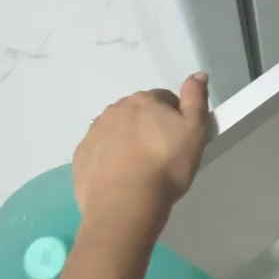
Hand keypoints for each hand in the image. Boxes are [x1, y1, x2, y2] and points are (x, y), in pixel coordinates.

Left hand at [72, 72, 211, 234]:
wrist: (126, 204)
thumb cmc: (166, 165)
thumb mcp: (195, 130)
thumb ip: (196, 98)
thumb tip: (198, 73)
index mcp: (144, 100)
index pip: (165, 99)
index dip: (175, 118)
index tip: (179, 140)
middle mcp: (115, 109)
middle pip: (138, 113)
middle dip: (148, 128)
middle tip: (161, 155)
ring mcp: (94, 132)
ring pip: (117, 131)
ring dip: (127, 142)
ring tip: (141, 169)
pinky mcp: (81, 157)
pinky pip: (99, 151)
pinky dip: (109, 159)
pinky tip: (121, 178)